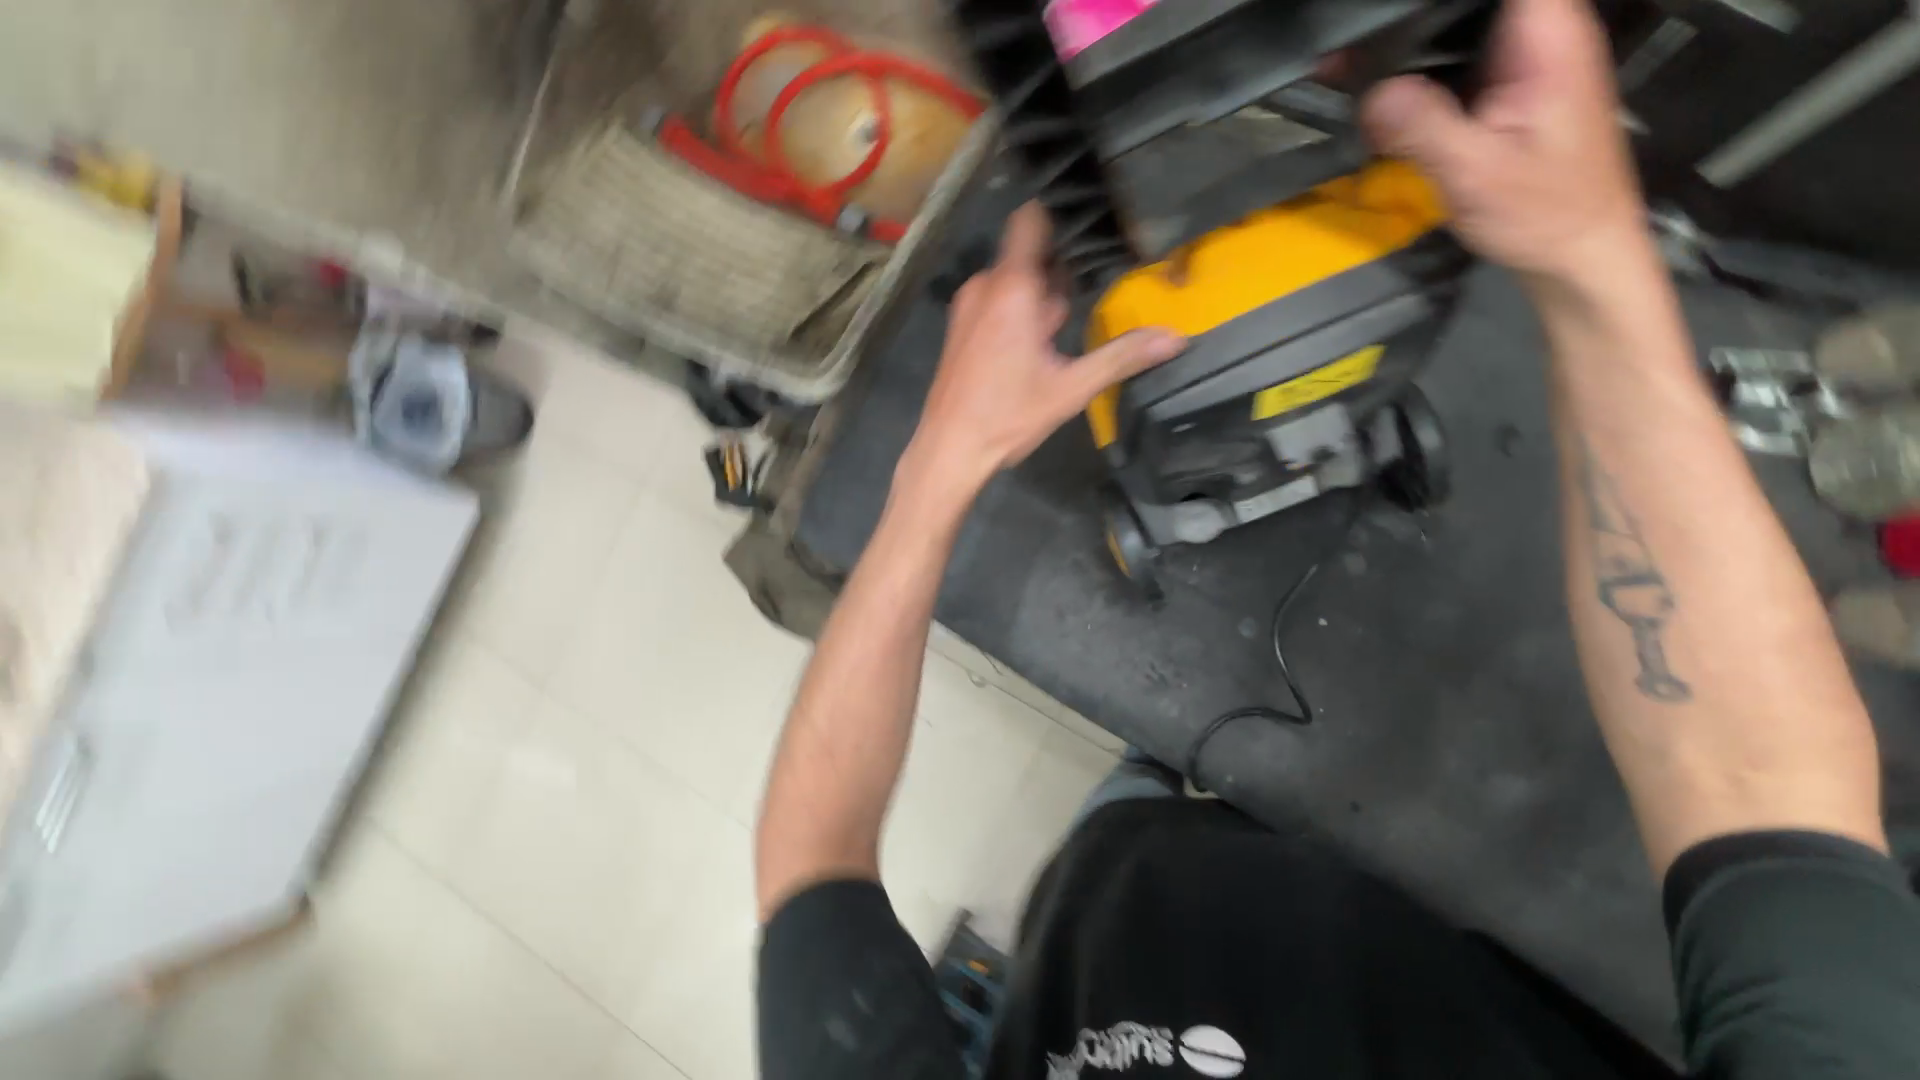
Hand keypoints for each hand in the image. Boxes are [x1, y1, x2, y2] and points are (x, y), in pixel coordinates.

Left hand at [903, 203, 1184, 494]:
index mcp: (1011, 289)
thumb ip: (1122, 357)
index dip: (1061, 218)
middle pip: (1032, 259)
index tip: (1091, 226)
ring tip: (1057, 339)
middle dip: (1058, 280)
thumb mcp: (1071, 389)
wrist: (949, 448)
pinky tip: (1030, 354)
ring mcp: (968, 306)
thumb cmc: (1007, 417)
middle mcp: (985, 286)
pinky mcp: (960, 327)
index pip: (1031, 220)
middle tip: (1085, 305)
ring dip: (1039, 304)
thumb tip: (1175, 338)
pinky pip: (997, 303)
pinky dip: (1017, 315)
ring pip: (1015, 284)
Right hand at [1359, 0, 1643, 286]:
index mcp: (1545, 36)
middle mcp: (1538, 34)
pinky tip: (1381, 96)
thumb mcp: (1475, 174)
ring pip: (1456, 26)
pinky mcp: (1504, 86)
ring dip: (1408, 47)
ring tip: (1351, 66)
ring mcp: (1522, 60)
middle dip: (1410, 20)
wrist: (1576, 253)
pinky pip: (1455, 61)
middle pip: (1464, 6)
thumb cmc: (1543, 213)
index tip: (1384, 16)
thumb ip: (1424, 128)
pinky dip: (1417, 73)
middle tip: (1350, 46)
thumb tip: (1373, 94)